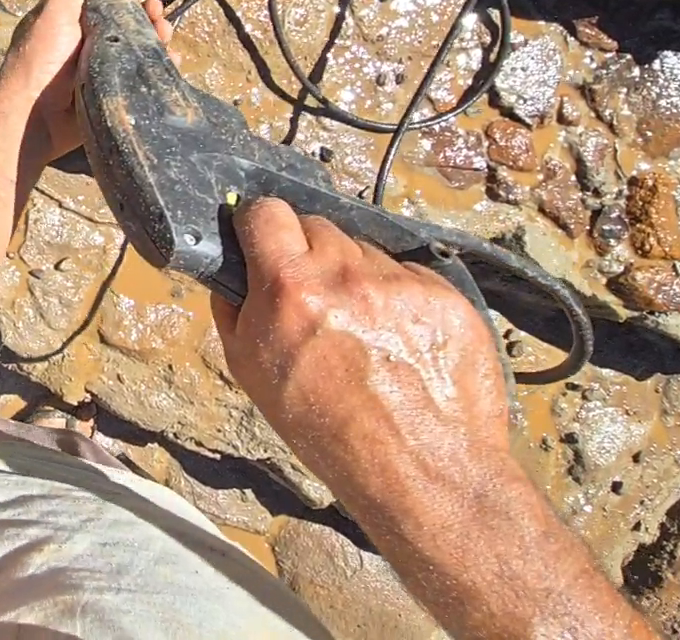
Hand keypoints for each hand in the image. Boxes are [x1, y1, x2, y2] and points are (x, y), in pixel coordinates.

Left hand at [0, 0, 173, 169]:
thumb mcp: (55, 12)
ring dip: (158, 41)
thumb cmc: (38, 61)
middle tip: (158, 20)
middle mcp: (85, 44)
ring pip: (138, 50)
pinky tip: (173, 63)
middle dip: (149, 19)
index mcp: (71, 21)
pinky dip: (159, 69)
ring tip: (166, 39)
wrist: (32, 119)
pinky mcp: (110, 94)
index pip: (107, 1)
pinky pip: (140, 78)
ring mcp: (99, 71)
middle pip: (128, 25)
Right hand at [211, 198, 514, 521]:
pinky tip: (395, 334)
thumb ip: (234, 306)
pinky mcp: (447, 297)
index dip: (258, 222)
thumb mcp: (246, 366)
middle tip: (308, 290)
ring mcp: (401, 283)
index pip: (266, 211)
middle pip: (316, 224)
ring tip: (358, 321)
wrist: (420, 469)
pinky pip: (407, 273)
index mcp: (288, 286)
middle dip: (305, 250)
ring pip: (362, 249)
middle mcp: (345, 273)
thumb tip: (233, 270)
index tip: (259, 239)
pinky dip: (395, 293)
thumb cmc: (319, 422)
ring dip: (351, 272)